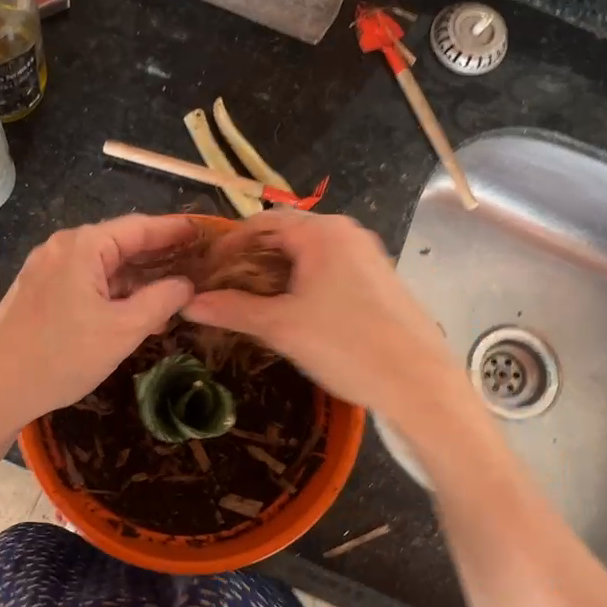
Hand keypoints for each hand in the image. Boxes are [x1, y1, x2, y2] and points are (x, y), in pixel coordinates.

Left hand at [0, 214, 195, 450]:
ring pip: (104, 265)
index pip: (140, 227)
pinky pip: (86, 282)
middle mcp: (62, 248)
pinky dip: (114, 291)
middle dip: (160, 255)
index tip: (207, 232)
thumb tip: (186, 284)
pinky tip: (138, 309)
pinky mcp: (38, 293)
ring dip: (138, 278)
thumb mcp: (122, 330)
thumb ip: (160, 301)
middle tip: (201, 263)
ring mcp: (46, 270)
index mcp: (82, 247)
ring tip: (178, 290)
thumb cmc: (60, 357)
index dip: (176, 230)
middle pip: (121, 243)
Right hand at [182, 211, 459, 417]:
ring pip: (307, 256)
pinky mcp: (378, 281)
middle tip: (221, 291)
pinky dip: (301, 285)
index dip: (227, 244)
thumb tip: (187, 303)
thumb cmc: (346, 346)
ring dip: (274, 276)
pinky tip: (289, 315)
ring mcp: (366, 256)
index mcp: (322, 232)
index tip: (204, 272)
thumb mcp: (281, 327)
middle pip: (284, 236)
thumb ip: (232, 310)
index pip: (261, 222)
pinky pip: (328, 271)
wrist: (419, 385)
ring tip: (249, 306)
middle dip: (249, 262)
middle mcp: (346, 233)